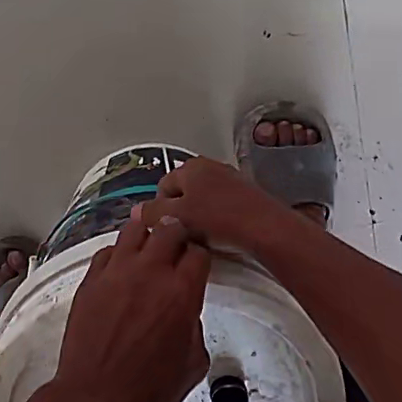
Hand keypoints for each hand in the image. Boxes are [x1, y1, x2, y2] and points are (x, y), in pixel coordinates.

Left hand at [52, 214, 211, 401]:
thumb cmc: (149, 390)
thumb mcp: (194, 362)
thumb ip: (194, 326)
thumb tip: (185, 315)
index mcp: (182, 291)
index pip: (199, 251)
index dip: (201, 255)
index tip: (197, 263)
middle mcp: (151, 273)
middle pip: (169, 229)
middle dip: (177, 233)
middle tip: (177, 243)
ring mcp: (117, 274)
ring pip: (135, 229)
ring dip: (147, 233)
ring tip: (149, 244)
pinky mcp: (91, 282)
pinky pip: (107, 252)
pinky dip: (118, 253)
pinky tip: (122, 267)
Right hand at [135, 156, 313, 253]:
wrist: (264, 227)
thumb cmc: (219, 219)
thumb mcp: (177, 217)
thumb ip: (153, 212)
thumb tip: (137, 210)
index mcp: (191, 166)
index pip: (162, 186)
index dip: (159, 209)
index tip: (165, 228)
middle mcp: (210, 166)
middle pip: (183, 191)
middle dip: (180, 210)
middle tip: (184, 232)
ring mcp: (230, 177)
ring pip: (203, 198)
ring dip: (199, 215)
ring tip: (204, 235)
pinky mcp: (245, 192)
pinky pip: (222, 204)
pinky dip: (218, 216)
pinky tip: (222, 232)